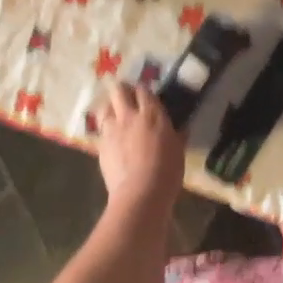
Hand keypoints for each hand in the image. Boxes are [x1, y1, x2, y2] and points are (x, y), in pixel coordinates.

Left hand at [96, 83, 183, 214]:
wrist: (140, 193)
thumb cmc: (167, 172)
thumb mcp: (178, 152)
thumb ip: (178, 136)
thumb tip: (182, 129)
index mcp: (152, 114)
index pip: (143, 90)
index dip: (143, 91)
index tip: (145, 97)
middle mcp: (129, 116)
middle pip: (119, 90)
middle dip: (122, 91)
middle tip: (127, 98)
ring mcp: (112, 129)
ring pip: (105, 106)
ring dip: (110, 107)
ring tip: (115, 115)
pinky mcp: (101, 144)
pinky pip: (101, 128)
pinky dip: (106, 129)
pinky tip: (112, 138)